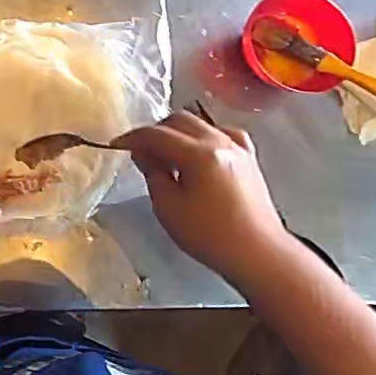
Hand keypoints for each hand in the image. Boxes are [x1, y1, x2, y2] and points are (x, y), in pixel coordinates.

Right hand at [113, 112, 300, 286]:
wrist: (258, 253)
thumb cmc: (210, 237)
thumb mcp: (170, 209)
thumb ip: (154, 174)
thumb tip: (143, 153)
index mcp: (199, 154)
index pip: (158, 135)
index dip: (134, 138)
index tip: (117, 145)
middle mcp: (220, 142)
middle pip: (181, 121)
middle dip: (156, 131)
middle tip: (141, 151)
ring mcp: (238, 148)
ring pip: (202, 125)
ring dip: (180, 133)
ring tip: (168, 155)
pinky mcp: (249, 159)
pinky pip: (223, 135)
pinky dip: (206, 138)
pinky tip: (201, 153)